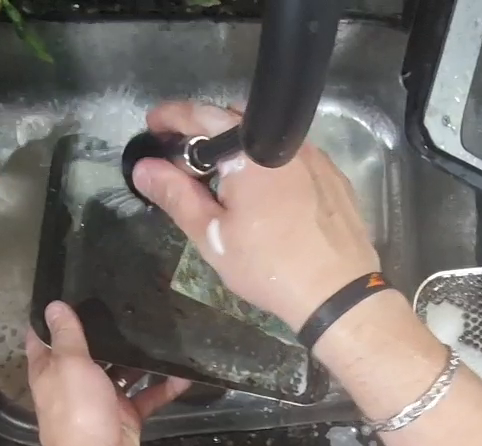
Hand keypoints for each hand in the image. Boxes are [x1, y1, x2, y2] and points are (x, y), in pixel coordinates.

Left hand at [25, 301, 188, 445]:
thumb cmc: (76, 411)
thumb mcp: (70, 364)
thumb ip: (67, 335)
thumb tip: (54, 305)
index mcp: (52, 368)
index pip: (46, 336)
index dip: (54, 315)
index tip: (70, 290)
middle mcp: (75, 381)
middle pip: (89, 351)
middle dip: (105, 331)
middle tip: (127, 301)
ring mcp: (102, 399)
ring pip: (122, 372)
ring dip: (138, 357)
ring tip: (159, 330)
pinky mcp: (126, 415)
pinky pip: (147, 397)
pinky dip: (163, 388)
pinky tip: (182, 374)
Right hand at [129, 101, 382, 331]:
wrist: (337, 294)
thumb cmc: (269, 267)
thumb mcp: (213, 236)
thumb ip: (176, 196)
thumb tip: (144, 168)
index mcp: (249, 149)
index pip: (200, 114)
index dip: (172, 117)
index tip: (153, 125)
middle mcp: (285, 142)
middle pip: (236, 121)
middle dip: (206, 132)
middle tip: (184, 155)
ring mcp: (315, 158)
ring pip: (267, 141)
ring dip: (240, 150)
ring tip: (222, 176)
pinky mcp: (335, 178)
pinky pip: (293, 159)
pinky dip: (270, 166)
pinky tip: (265, 195)